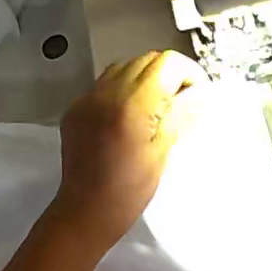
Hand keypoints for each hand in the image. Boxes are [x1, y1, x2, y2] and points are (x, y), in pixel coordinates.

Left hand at [51, 50, 204, 248]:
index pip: (167, 63)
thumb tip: (196, 93)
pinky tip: (128, 114)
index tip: (197, 91)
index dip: (188, 72)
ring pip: (122, 67)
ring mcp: (86, 99)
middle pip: (145, 60)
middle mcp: (106, 93)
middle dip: (168, 72)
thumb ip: (178, 114)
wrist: (86, 211)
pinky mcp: (74, 109)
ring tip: (155, 104)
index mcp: (132, 104)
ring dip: (144, 77)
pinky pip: (103, 84)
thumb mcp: (162, 151)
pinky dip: (121, 88)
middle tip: (180, 98)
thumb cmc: (130, 190)